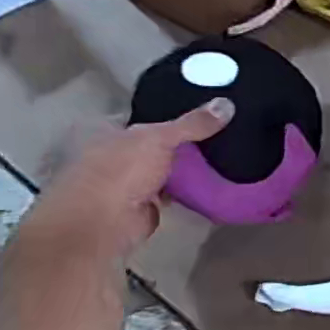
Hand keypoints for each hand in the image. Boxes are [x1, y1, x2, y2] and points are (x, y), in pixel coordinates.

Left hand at [19, 99, 232, 260]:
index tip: (210, 111)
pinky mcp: (143, 201)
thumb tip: (228, 103)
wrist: (100, 225)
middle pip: (158, 140)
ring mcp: (126, 178)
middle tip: (227, 129)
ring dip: (190, 163)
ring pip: (167, 164)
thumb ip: (193, 123)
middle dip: (188, 138)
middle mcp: (111, 151)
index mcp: (103, 130)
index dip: (177, 110)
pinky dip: (191, 184)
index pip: (147, 114)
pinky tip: (217, 176)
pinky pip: (173, 186)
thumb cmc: (117, 172)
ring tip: (230, 151)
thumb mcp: (158, 138)